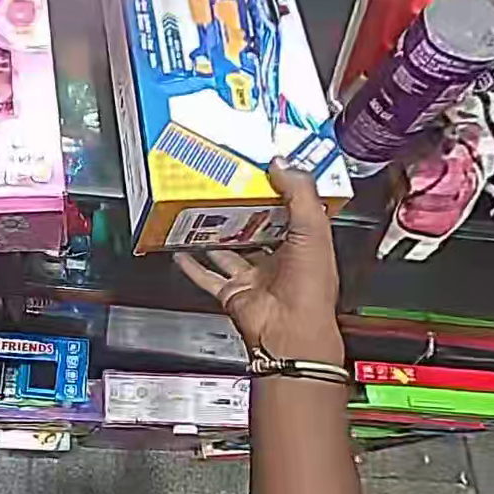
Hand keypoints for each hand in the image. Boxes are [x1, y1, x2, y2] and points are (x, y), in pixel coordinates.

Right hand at [174, 158, 344, 365]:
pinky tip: (180, 251)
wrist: (290, 330)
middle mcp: (277, 262)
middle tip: (223, 190)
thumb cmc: (310, 286)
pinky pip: (206, 277)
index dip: (278, 192)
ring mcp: (252, 278)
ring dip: (214, 236)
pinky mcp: (231, 293)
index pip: (290, 213)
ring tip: (198, 214)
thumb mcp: (313, 227)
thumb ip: (298, 193)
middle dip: (241, 213)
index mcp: (303, 246)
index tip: (261, 172)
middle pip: (254, 231)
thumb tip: (280, 163)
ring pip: (228, 252)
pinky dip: (192, 266)